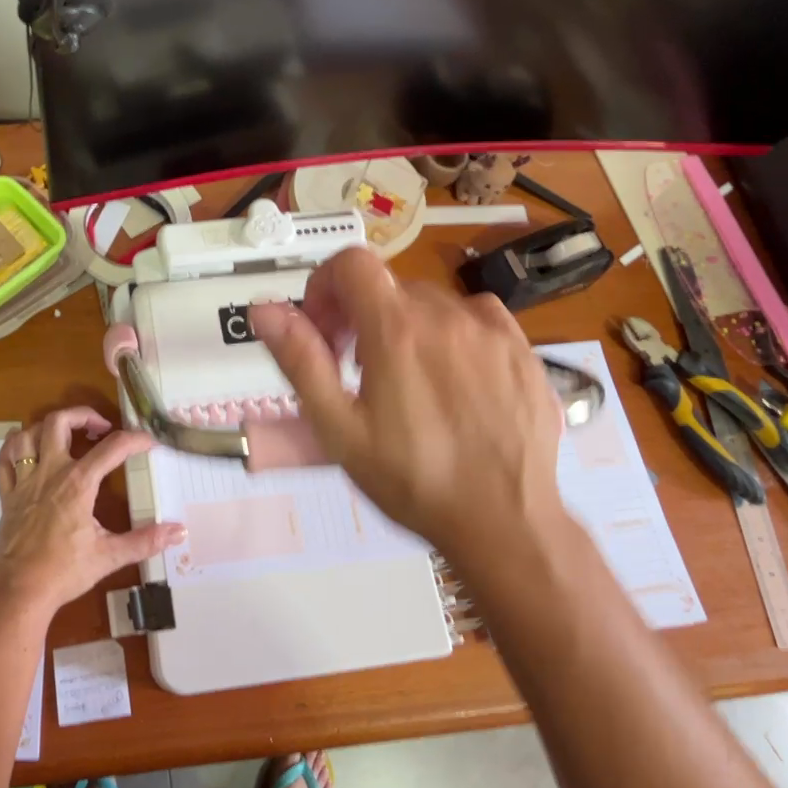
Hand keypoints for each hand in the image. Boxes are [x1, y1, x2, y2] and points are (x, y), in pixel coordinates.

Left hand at [0, 408, 185, 616]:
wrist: (19, 592)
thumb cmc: (64, 572)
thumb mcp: (109, 556)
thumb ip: (145, 540)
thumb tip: (179, 531)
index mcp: (78, 483)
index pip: (113, 448)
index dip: (136, 439)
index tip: (151, 442)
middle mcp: (50, 472)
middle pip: (59, 422)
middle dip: (82, 415)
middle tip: (100, 428)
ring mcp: (24, 482)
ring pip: (28, 435)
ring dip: (46, 427)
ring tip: (65, 435)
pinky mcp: (7, 496)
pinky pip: (4, 460)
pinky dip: (14, 447)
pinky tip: (26, 448)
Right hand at [249, 247, 564, 553]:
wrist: (504, 523)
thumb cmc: (411, 480)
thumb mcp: (339, 429)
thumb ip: (301, 360)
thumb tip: (264, 307)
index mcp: (396, 329)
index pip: (352, 264)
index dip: (325, 285)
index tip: (322, 328)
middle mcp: (446, 315)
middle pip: (389, 287)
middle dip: (360, 314)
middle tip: (353, 368)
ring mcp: (492, 331)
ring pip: (432, 303)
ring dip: (405, 325)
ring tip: (405, 380)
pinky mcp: (523, 352)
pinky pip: (478, 318)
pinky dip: (453, 332)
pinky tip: (452, 376)